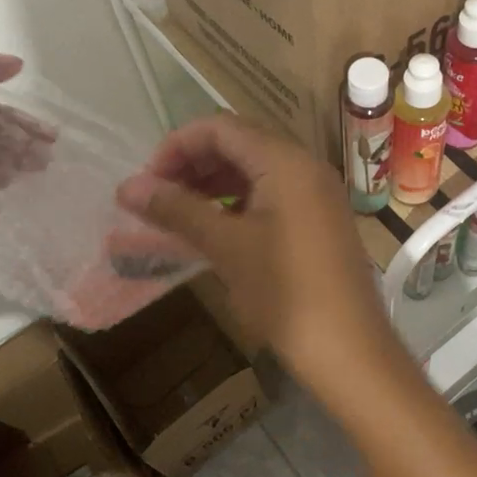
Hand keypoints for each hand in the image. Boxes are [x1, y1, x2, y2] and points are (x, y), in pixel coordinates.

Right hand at [115, 115, 391, 368]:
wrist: (349, 349)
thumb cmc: (286, 293)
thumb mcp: (226, 247)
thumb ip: (177, 210)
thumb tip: (127, 187)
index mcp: (285, 161)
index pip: (220, 127)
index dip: (176, 146)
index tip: (145, 182)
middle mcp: (305, 166)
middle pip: (238, 144)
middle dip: (192, 165)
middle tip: (156, 200)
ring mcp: (316, 194)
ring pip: (254, 171)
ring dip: (212, 185)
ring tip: (177, 216)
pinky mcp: (319, 222)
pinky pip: (271, 195)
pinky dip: (236, 204)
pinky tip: (212, 231)